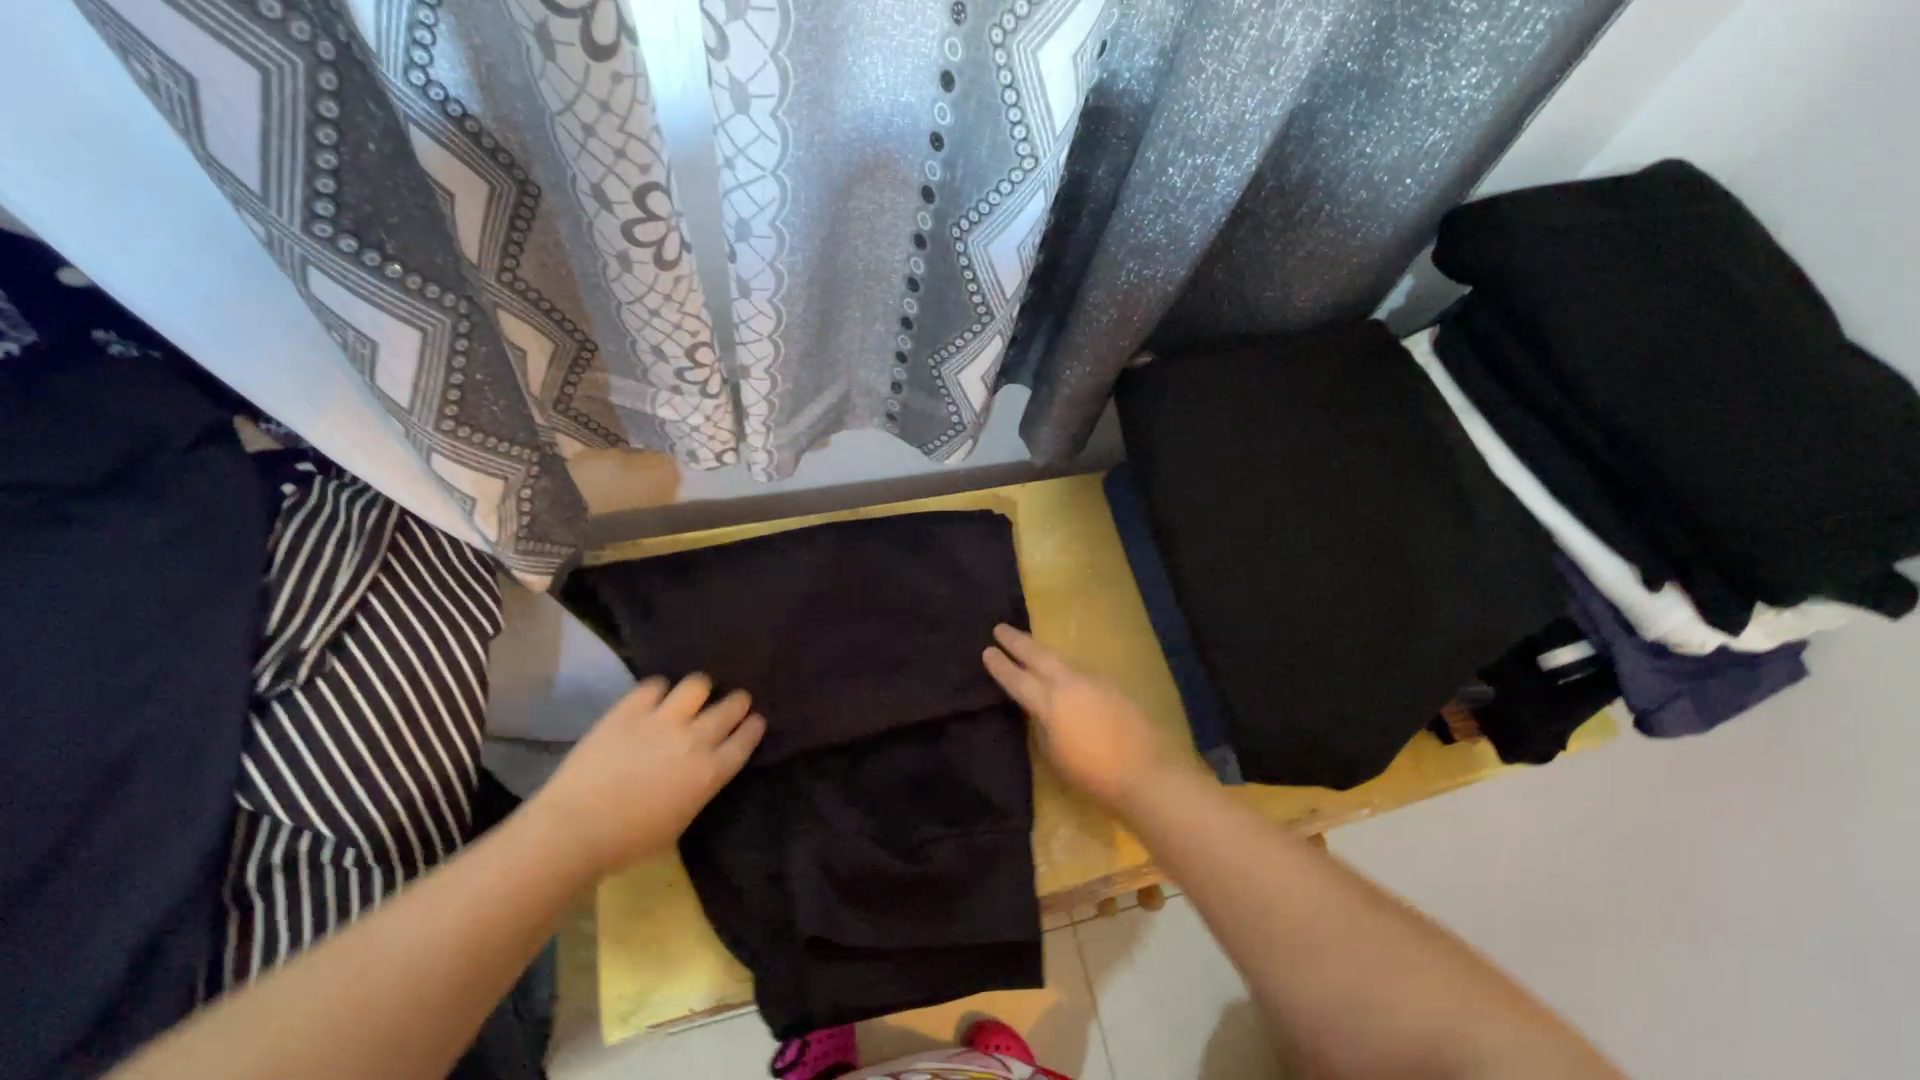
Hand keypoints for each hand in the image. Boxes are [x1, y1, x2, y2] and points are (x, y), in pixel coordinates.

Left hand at [528, 674, 764, 876]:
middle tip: (735, 701)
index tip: (755, 721)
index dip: (753, 727)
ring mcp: (661, 720)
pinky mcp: (629, 710)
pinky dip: (659, 690)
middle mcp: (694, 740)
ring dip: (700, 690)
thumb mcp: (679, 821)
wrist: (576, 828)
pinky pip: (654, 686)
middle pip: (729, 708)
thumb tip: (698, 771)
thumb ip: (697, 788)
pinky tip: (655, 698)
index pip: (745, 740)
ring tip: (694, 694)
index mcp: (710, 774)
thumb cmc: (629, 841)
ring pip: (696, 685)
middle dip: (737, 702)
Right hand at [982, 624, 1175, 807]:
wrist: (1144, 771)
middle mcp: (1069, 683)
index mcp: (1049, 702)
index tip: (986, 650)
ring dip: (1041, 651)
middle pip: (1038, 655)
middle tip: (1000, 627)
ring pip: (1060, 658)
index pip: (1017, 679)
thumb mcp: (1053, 754)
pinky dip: (1063, 664)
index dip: (1000, 666)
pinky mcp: (1111, 685)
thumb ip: (1041, 725)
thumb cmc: (1092, 773)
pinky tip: (1061, 668)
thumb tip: (1037, 709)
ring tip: (1028, 645)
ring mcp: (1093, 680)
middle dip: (1017, 641)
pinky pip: (1079, 668)